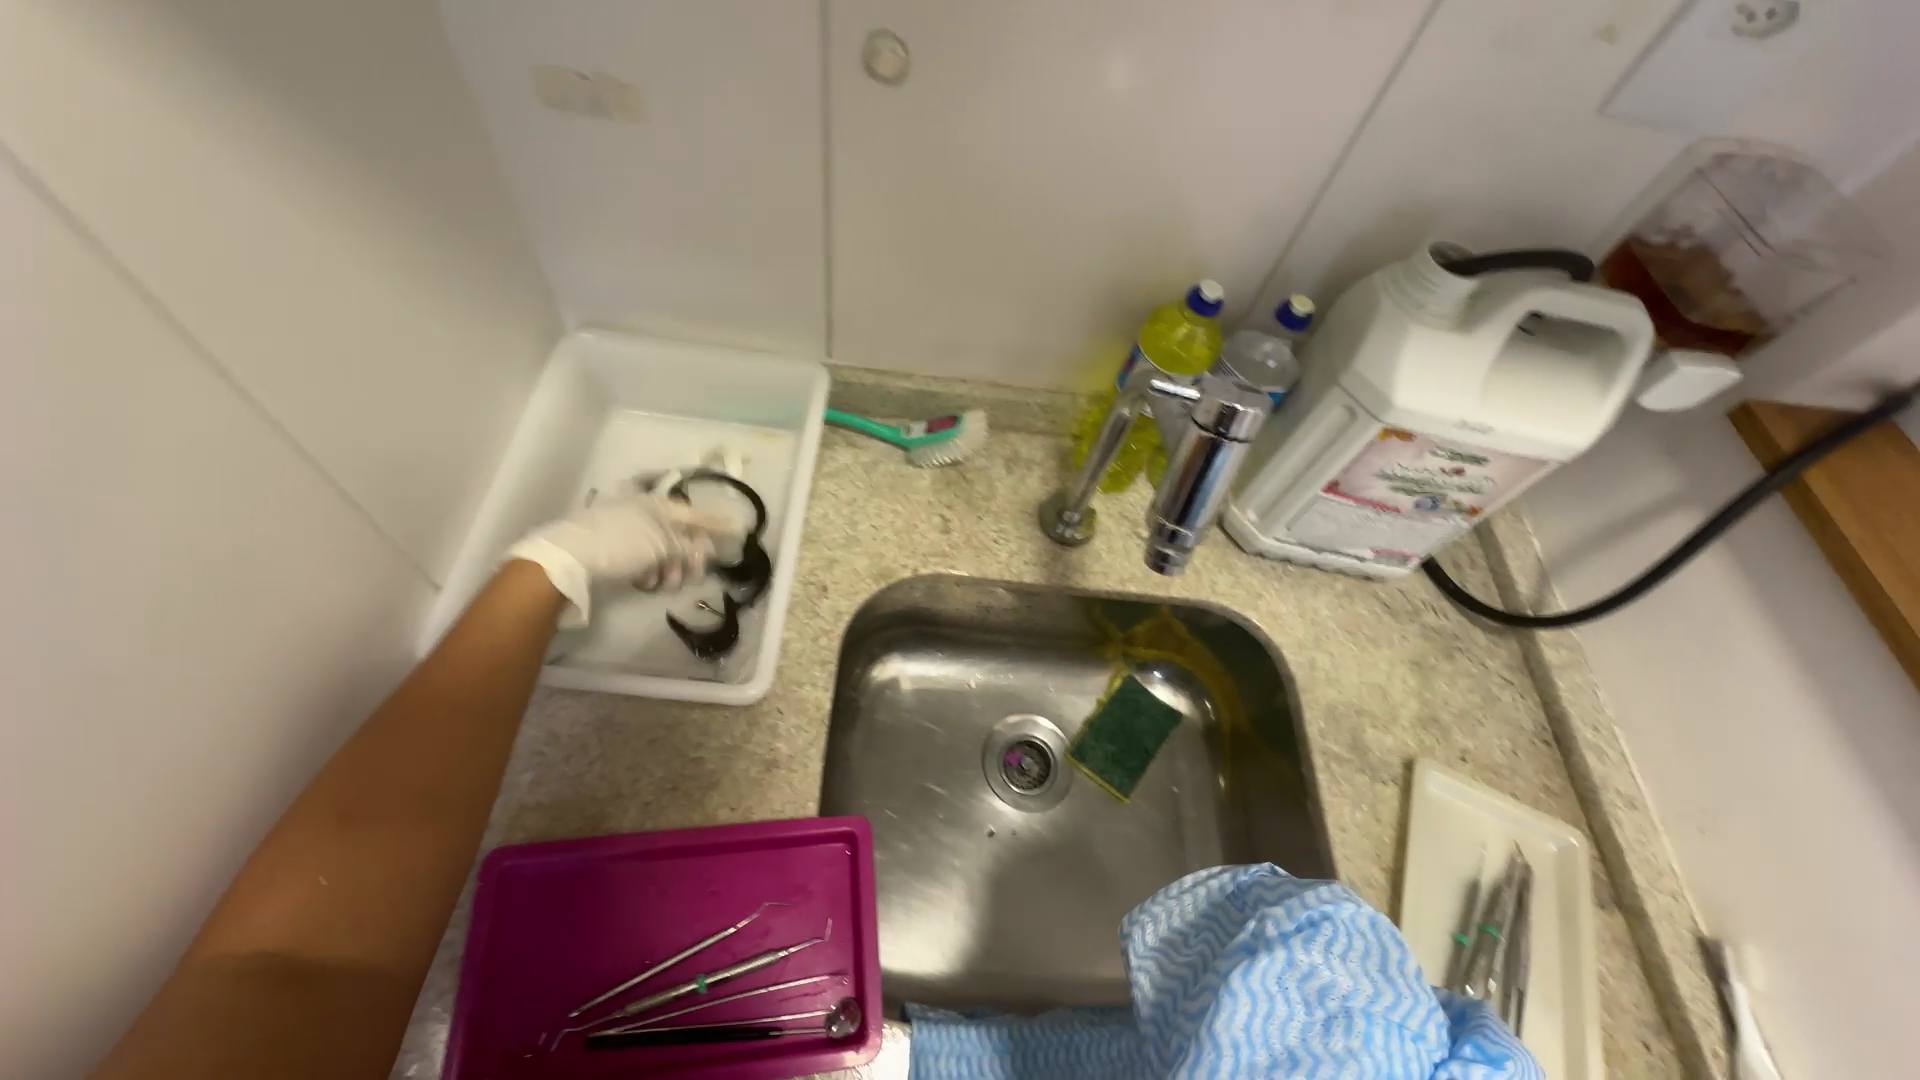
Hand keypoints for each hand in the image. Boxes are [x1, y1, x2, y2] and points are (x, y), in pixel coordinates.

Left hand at [508, 492, 743, 626]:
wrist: (565, 557)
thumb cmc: (619, 544)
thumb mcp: (661, 545)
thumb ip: (689, 546)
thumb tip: (708, 549)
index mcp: (656, 503)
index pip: (696, 514)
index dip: (717, 524)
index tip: (739, 531)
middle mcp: (641, 508)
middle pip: (677, 533)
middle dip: (687, 556)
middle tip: (692, 577)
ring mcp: (623, 524)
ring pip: (658, 547)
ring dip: (667, 567)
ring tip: (662, 585)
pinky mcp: (608, 543)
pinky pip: (639, 555)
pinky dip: (647, 568)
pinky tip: (644, 582)